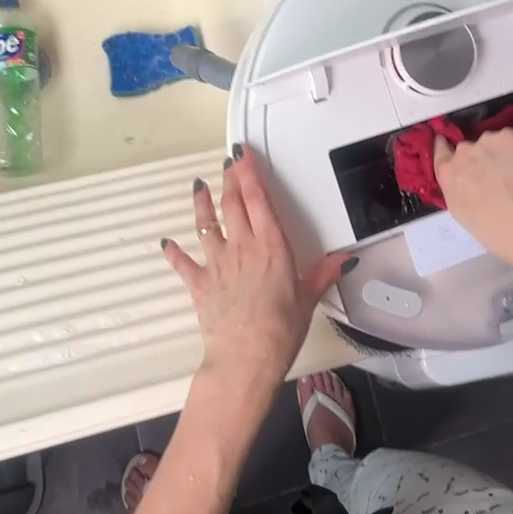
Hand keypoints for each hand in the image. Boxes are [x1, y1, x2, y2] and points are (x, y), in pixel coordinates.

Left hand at [161, 147, 348, 393]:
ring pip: (206, 225)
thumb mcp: (307, 299)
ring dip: (201, 204)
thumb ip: (323, 274)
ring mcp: (217, 263)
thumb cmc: (281, 329)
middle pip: (232, 205)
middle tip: (228, 163)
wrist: (245, 358)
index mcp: (271, 246)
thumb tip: (345, 259)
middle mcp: (242, 247)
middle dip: (229, 180)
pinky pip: (183, 263)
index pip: (258, 200)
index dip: (249, 174)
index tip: (243, 155)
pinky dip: (174, 253)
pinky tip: (167, 243)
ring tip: (198, 186)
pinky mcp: (199, 283)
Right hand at [433, 129, 512, 256]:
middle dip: (486, 158)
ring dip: (508, 154)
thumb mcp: (460, 210)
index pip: (441, 150)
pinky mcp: (510, 137)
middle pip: (474, 147)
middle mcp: (463, 151)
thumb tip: (471, 184)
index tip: (452, 144)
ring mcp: (486, 141)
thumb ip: (458, 189)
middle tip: (502, 176)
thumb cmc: (488, 225)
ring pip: (499, 142)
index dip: (447, 146)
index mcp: (447, 172)